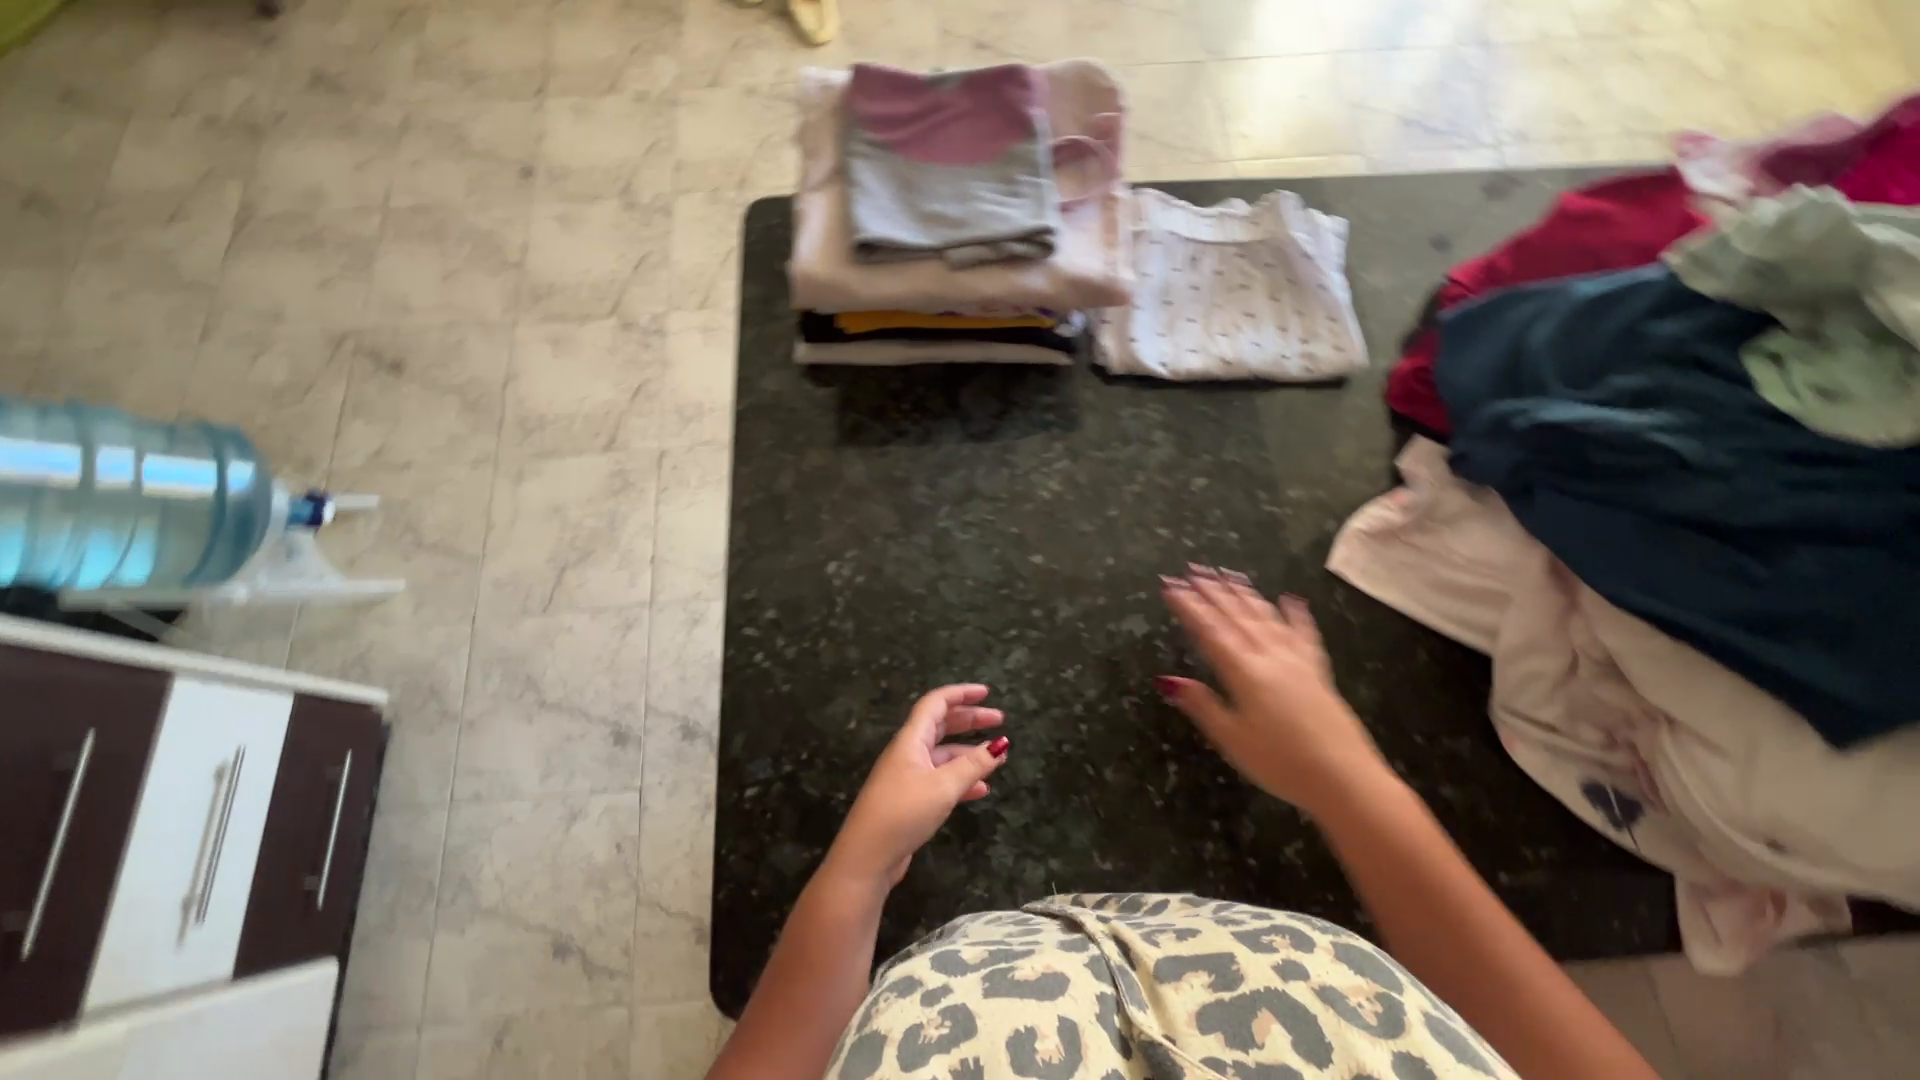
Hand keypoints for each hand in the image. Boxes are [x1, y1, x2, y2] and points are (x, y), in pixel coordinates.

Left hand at [826, 684, 1009, 886]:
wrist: (867, 857)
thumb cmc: (903, 813)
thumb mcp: (943, 787)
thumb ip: (973, 765)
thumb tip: (1001, 744)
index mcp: (910, 740)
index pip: (936, 703)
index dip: (961, 693)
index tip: (987, 693)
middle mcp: (908, 752)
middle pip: (940, 725)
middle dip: (970, 720)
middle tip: (999, 720)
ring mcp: (907, 776)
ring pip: (942, 754)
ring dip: (969, 753)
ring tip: (997, 758)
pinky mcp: (910, 799)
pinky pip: (940, 779)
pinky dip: (961, 780)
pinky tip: (981, 790)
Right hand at [1158, 566, 1395, 817]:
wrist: (1345, 778)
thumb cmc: (1281, 764)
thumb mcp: (1232, 739)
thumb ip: (1202, 706)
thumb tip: (1169, 679)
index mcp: (1244, 673)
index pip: (1210, 632)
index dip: (1189, 607)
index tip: (1171, 585)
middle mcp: (1270, 658)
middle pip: (1237, 617)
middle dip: (1213, 592)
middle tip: (1194, 570)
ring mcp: (1297, 662)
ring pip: (1267, 618)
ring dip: (1245, 595)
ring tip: (1229, 575)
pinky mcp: (1318, 672)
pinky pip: (1304, 634)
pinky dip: (1295, 615)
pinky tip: (1290, 600)